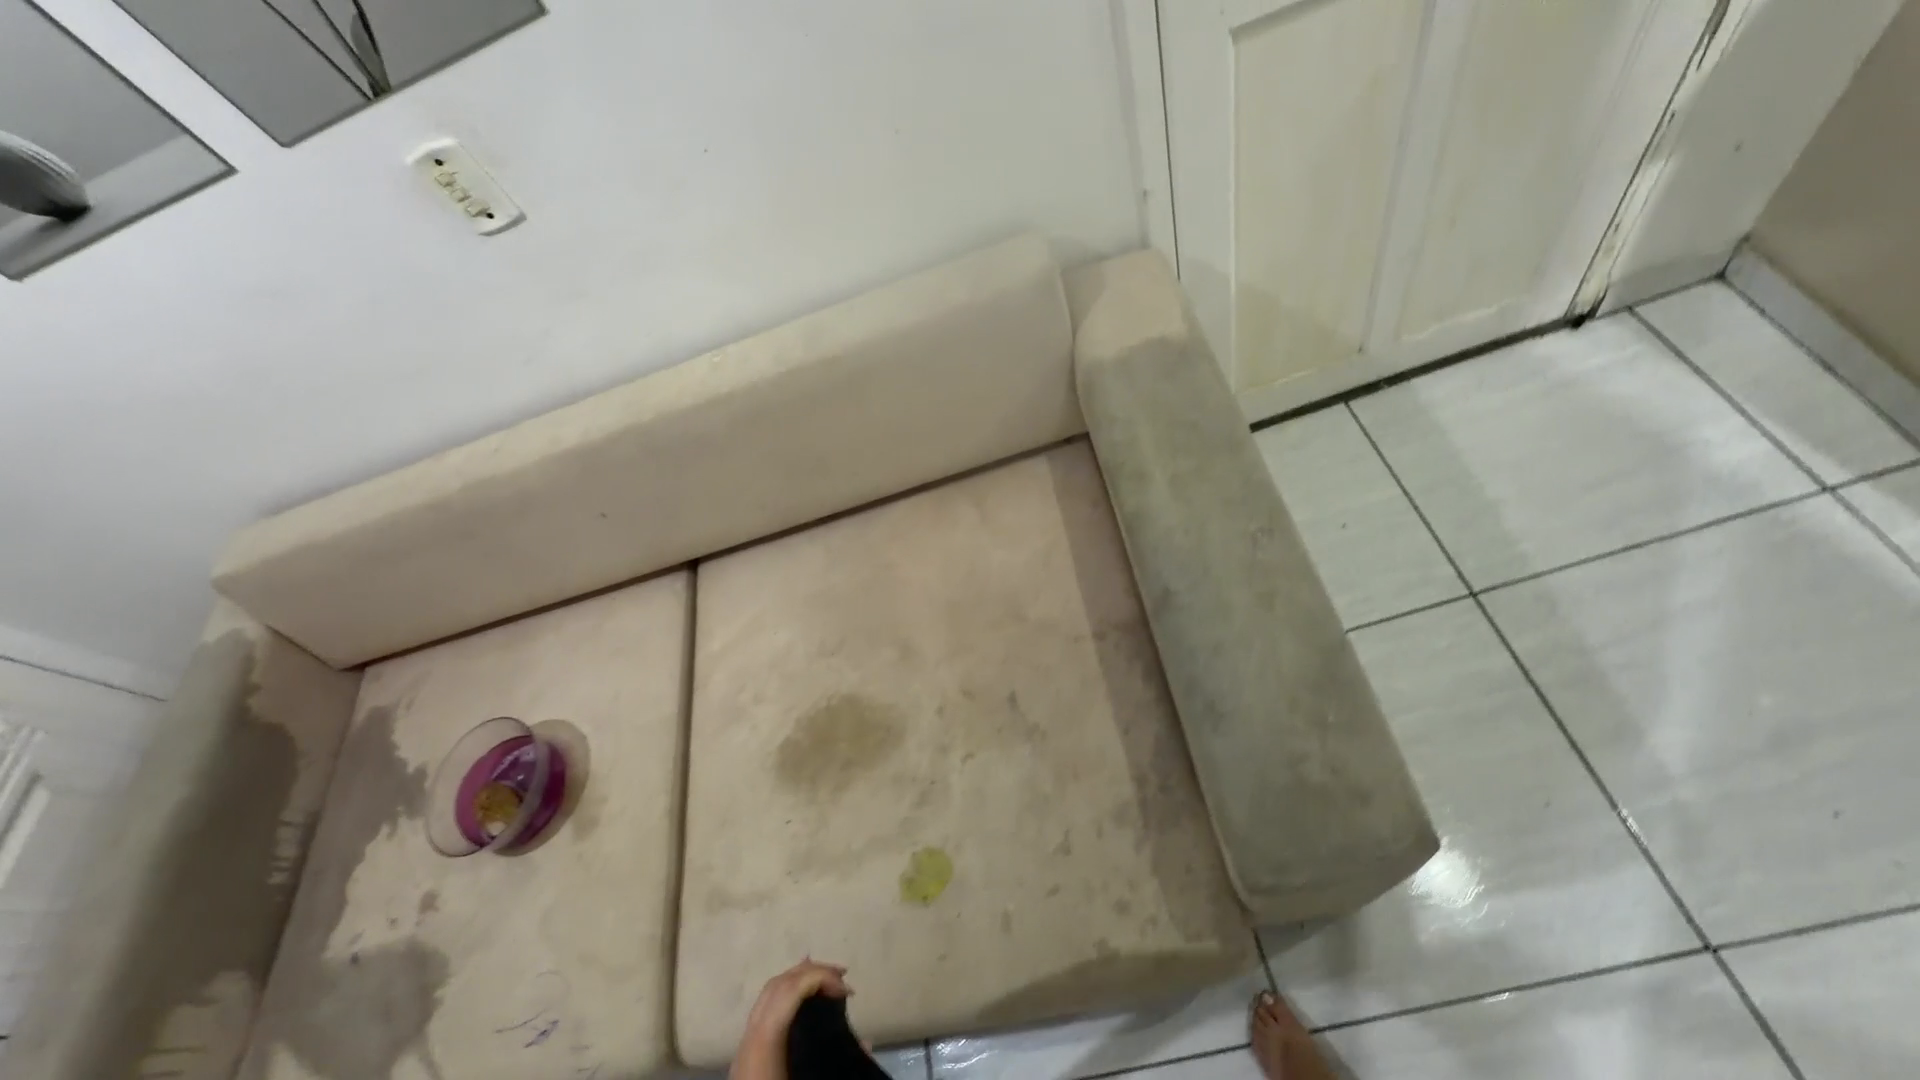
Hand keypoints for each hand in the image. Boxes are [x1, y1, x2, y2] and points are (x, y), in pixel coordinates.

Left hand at [729, 959, 851, 1079]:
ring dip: (799, 979)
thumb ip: (839, 1064)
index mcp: (766, 1041)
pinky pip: (764, 1006)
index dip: (820, 978)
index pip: (791, 989)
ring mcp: (745, 1039)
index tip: (848, 992)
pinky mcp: (746, 1050)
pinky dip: (785, 993)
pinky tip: (799, 998)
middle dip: (813, 972)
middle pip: (779, 983)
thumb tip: (867, 1043)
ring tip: (826, 979)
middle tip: (843, 977)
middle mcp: (752, 1033)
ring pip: (768, 991)